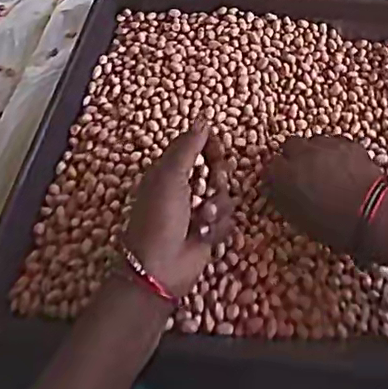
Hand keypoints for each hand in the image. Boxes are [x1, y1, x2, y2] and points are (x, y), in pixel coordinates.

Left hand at [124, 118, 236, 296]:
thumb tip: (203, 119)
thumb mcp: (170, 175)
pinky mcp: (210, 232)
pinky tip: (202, 236)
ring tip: (201, 220)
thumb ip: (188, 146)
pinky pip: (228, 219)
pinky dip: (216, 228)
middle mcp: (186, 187)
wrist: (159, 269)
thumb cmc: (159, 217)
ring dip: (216, 208)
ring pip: (226, 195)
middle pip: (216, 169)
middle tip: (208, 189)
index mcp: (171, 169)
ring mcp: (199, 210)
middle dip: (217, 179)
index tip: (215, 151)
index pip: (197, 146)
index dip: (210, 147)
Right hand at [263, 136, 383, 252]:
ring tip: (325, 169)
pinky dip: (336, 152)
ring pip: (314, 141)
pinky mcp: (348, 143)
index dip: (277, 174)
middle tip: (302, 172)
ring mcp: (326, 145)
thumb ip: (284, 199)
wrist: (373, 216)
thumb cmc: (334, 226)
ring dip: (315, 152)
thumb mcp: (300, 219)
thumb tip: (278, 190)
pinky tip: (343, 166)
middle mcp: (302, 154)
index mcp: (286, 175)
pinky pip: (336, 143)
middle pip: (290, 145)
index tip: (281, 181)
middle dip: (294, 156)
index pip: (271, 166)